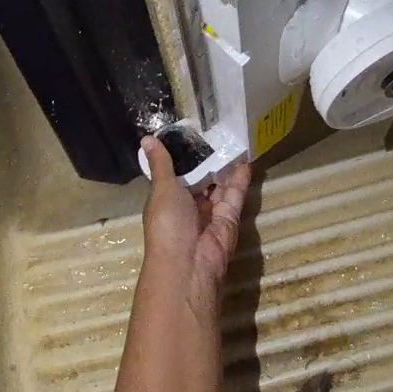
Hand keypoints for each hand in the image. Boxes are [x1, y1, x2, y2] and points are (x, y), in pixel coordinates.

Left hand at [140, 136, 252, 322]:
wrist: (189, 261)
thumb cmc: (167, 222)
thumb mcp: (162, 188)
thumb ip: (161, 163)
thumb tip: (147, 138)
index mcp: (167, 199)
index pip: (176, 174)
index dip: (183, 155)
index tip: (191, 131)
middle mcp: (188, 206)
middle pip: (200, 179)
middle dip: (207, 159)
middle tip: (218, 130)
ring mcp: (210, 213)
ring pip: (219, 185)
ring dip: (226, 166)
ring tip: (235, 140)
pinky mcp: (229, 219)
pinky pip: (235, 195)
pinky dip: (240, 179)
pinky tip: (246, 160)